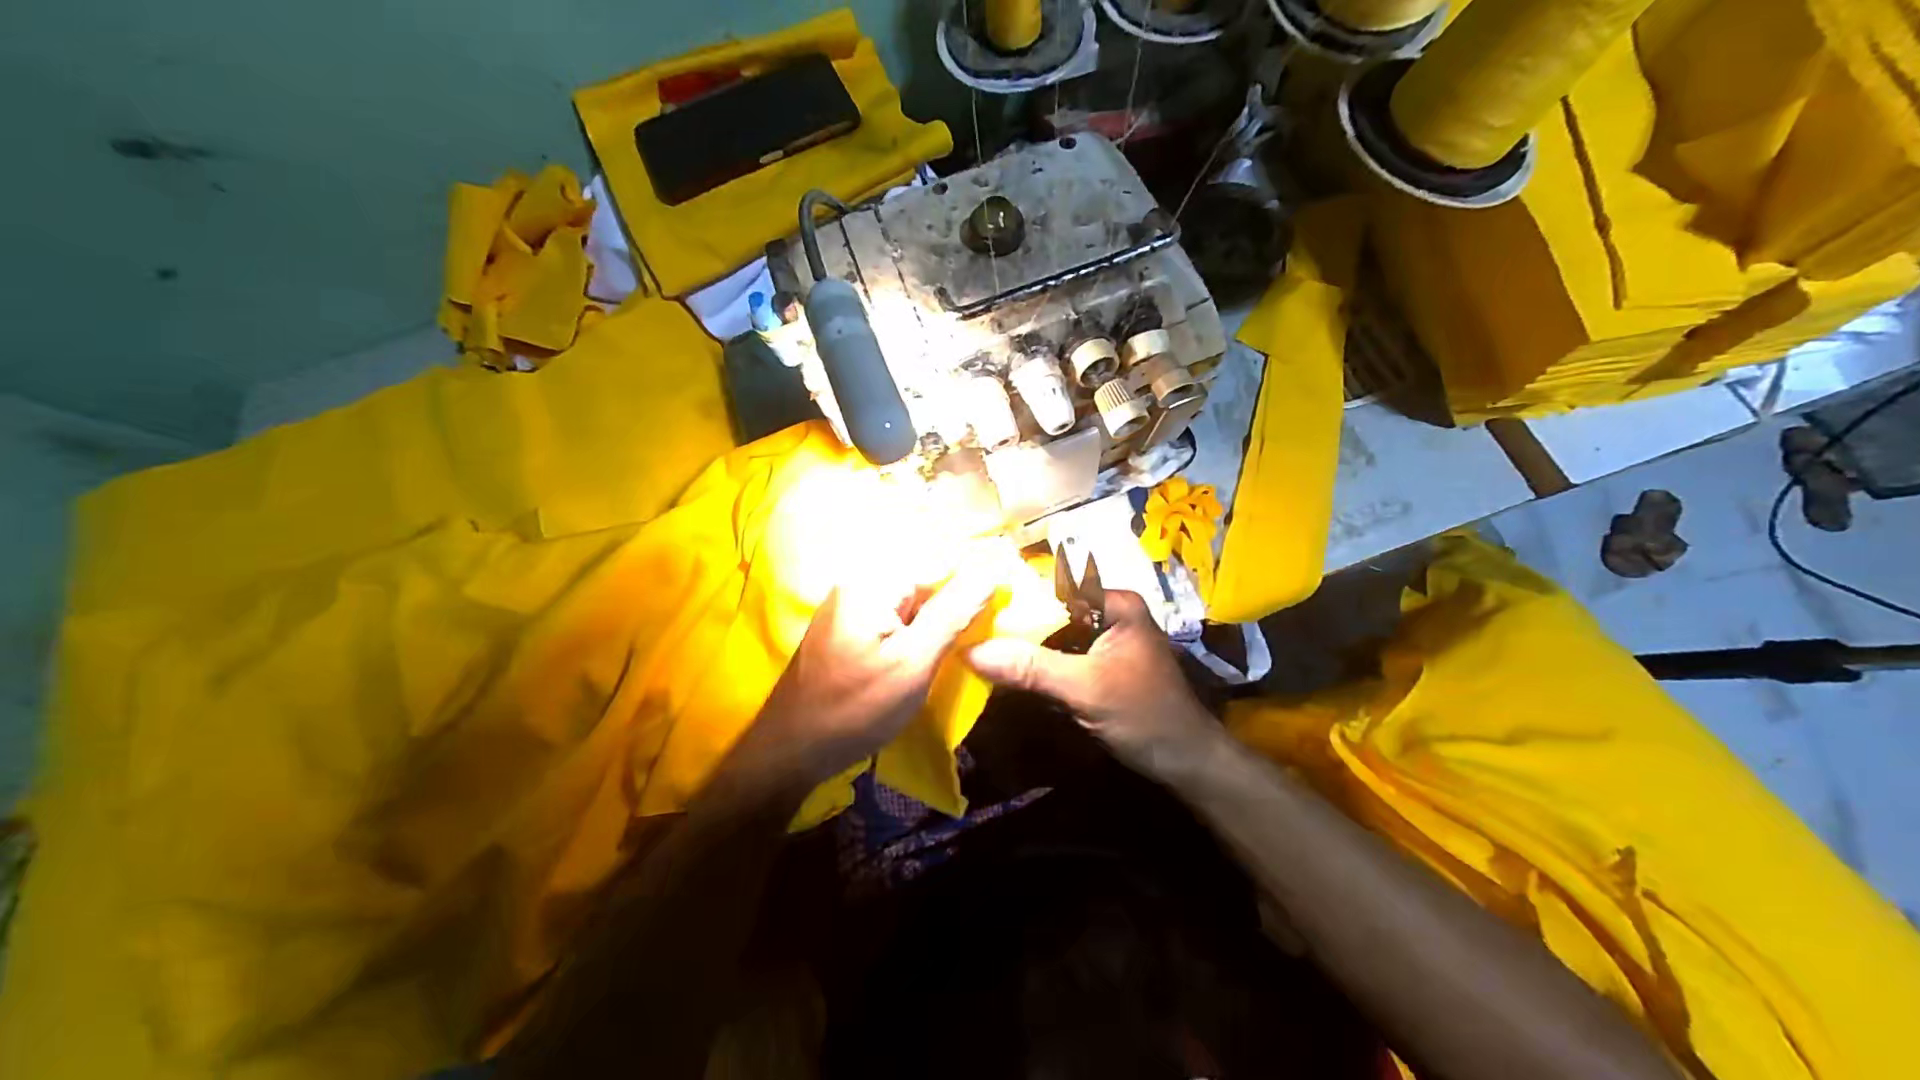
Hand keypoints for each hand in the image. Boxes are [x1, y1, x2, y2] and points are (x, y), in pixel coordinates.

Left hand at [740, 565, 999, 787]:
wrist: (791, 748)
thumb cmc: (856, 709)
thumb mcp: (914, 663)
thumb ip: (953, 612)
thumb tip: (993, 567)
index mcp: (872, 581)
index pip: (939, 555)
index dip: (976, 573)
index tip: (1005, 594)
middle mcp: (857, 580)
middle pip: (924, 572)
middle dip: (957, 594)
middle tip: (983, 626)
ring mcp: (849, 602)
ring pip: (911, 594)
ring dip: (940, 612)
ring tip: (962, 638)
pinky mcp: (848, 624)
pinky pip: (894, 611)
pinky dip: (917, 625)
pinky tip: (931, 647)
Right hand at [967, 590, 1223, 777]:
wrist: (1186, 763)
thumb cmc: (1145, 716)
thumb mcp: (1085, 689)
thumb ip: (1031, 667)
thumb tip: (970, 650)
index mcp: (1115, 603)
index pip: (1053, 588)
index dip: (1013, 597)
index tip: (971, 609)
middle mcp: (1109, 613)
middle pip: (1049, 612)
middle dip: (1013, 624)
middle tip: (967, 631)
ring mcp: (1103, 641)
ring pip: (1051, 636)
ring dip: (1021, 646)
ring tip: (976, 647)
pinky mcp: (1097, 666)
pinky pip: (1058, 656)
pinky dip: (1035, 664)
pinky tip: (1004, 670)